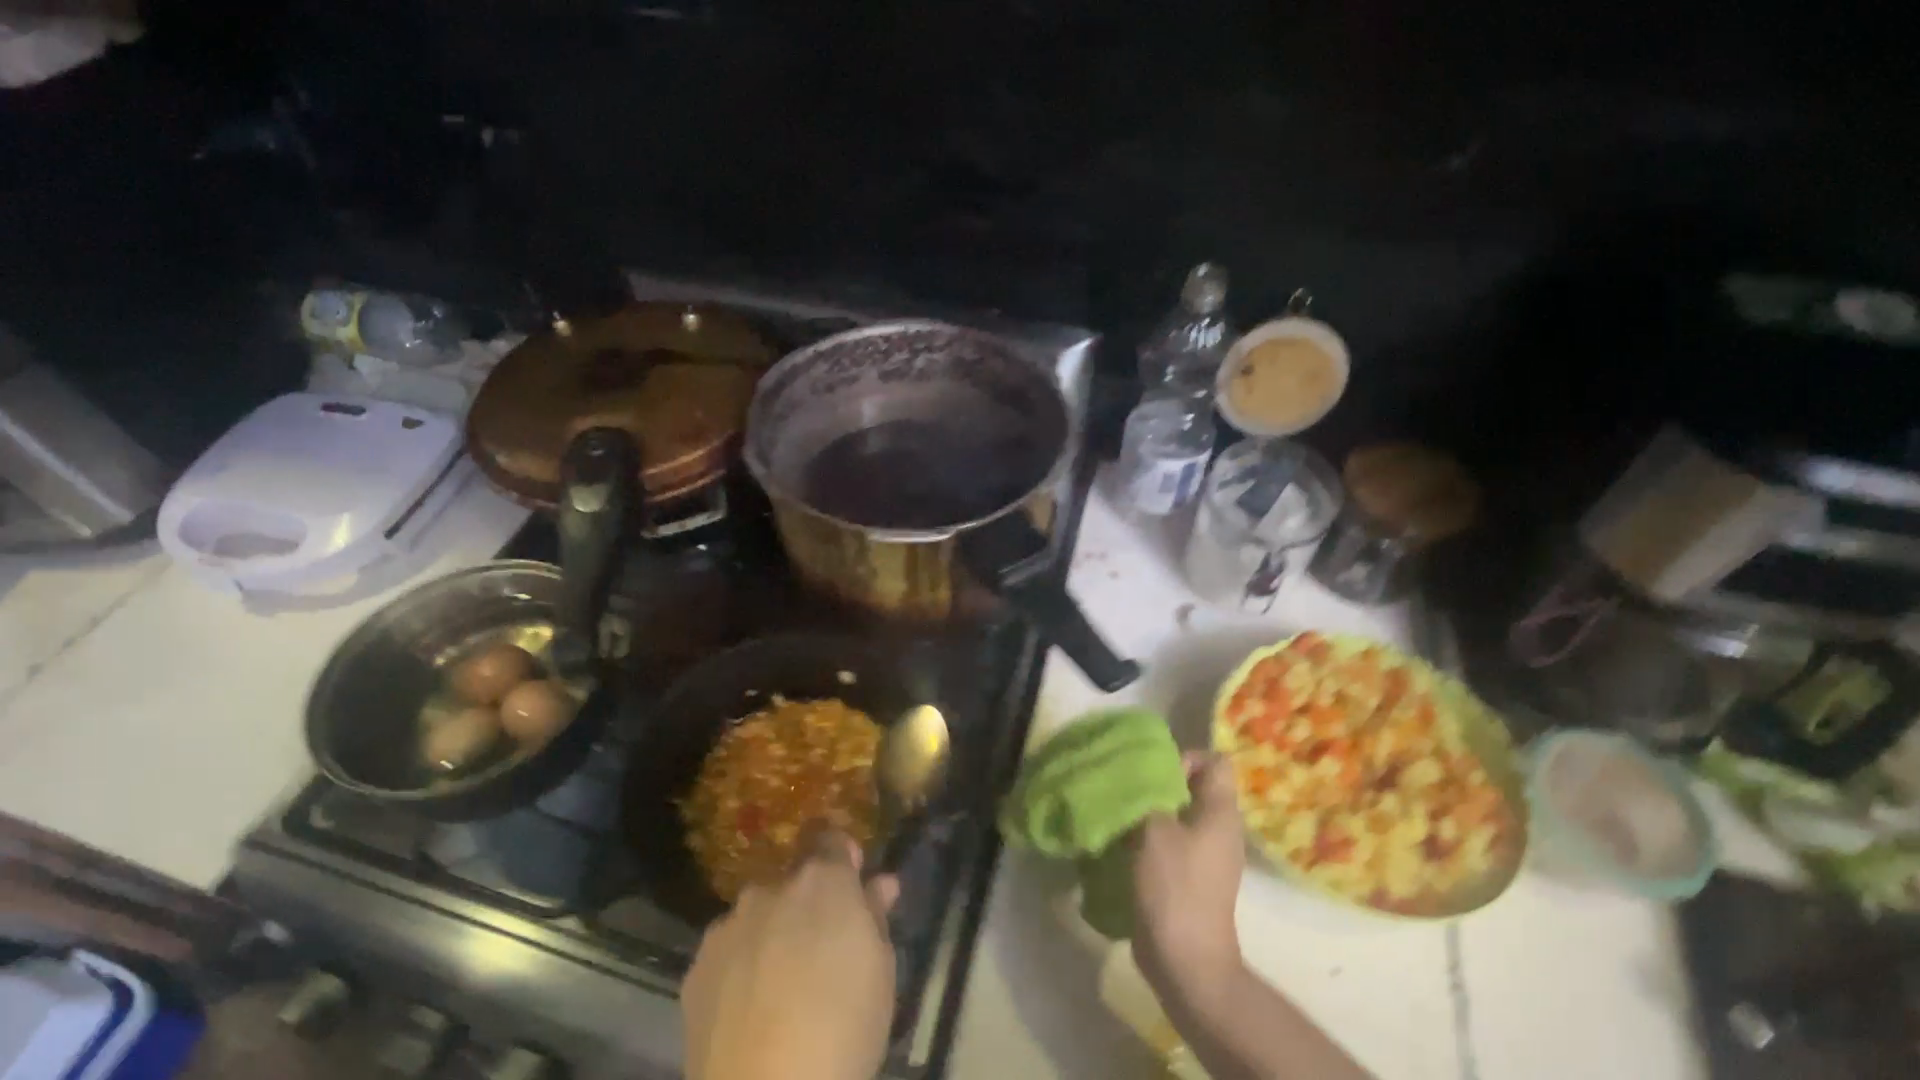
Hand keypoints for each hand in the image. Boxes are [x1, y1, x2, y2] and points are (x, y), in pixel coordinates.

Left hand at [683, 828, 900, 1079]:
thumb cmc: (845, 1026)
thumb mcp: (881, 971)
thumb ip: (875, 917)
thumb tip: (878, 884)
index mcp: (820, 882)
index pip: (825, 835)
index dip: (838, 853)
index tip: (851, 879)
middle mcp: (768, 891)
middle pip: (789, 883)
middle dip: (806, 905)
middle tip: (823, 950)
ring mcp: (725, 928)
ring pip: (755, 918)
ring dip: (771, 935)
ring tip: (786, 987)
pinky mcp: (696, 969)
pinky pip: (728, 953)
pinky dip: (742, 968)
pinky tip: (753, 1008)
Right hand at [1131, 753, 1245, 1003]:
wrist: (1186, 960)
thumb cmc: (1174, 887)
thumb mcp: (1153, 831)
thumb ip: (1144, 795)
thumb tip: (1132, 776)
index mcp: (1221, 812)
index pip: (1215, 762)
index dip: (1185, 757)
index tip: (1151, 771)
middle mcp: (1219, 830)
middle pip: (1192, 789)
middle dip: (1156, 785)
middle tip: (1124, 791)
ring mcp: (1206, 858)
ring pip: (1176, 818)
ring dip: (1146, 815)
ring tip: (1115, 818)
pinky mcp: (1188, 880)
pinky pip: (1168, 846)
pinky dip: (1145, 842)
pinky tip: (1119, 848)